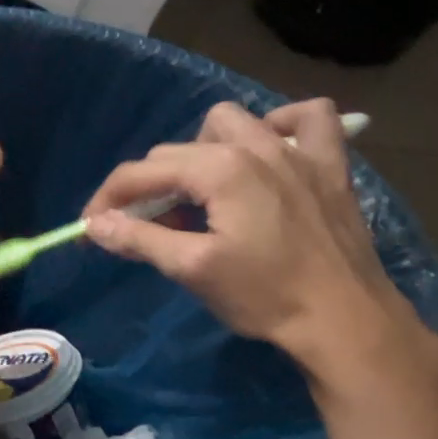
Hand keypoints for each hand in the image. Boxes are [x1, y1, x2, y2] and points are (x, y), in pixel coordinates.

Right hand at [83, 100, 437, 384]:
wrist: (345, 318)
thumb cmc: (263, 295)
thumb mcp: (190, 268)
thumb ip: (139, 238)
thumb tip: (95, 224)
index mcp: (220, 169)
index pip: (142, 171)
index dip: (107, 199)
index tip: (92, 228)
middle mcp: (257, 146)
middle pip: (176, 150)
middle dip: (148, 186)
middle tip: (143, 229)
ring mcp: (299, 152)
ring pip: (232, 122)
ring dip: (203, 149)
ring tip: (198, 191)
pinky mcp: (329, 167)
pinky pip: (308, 119)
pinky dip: (279, 127)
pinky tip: (265, 153)